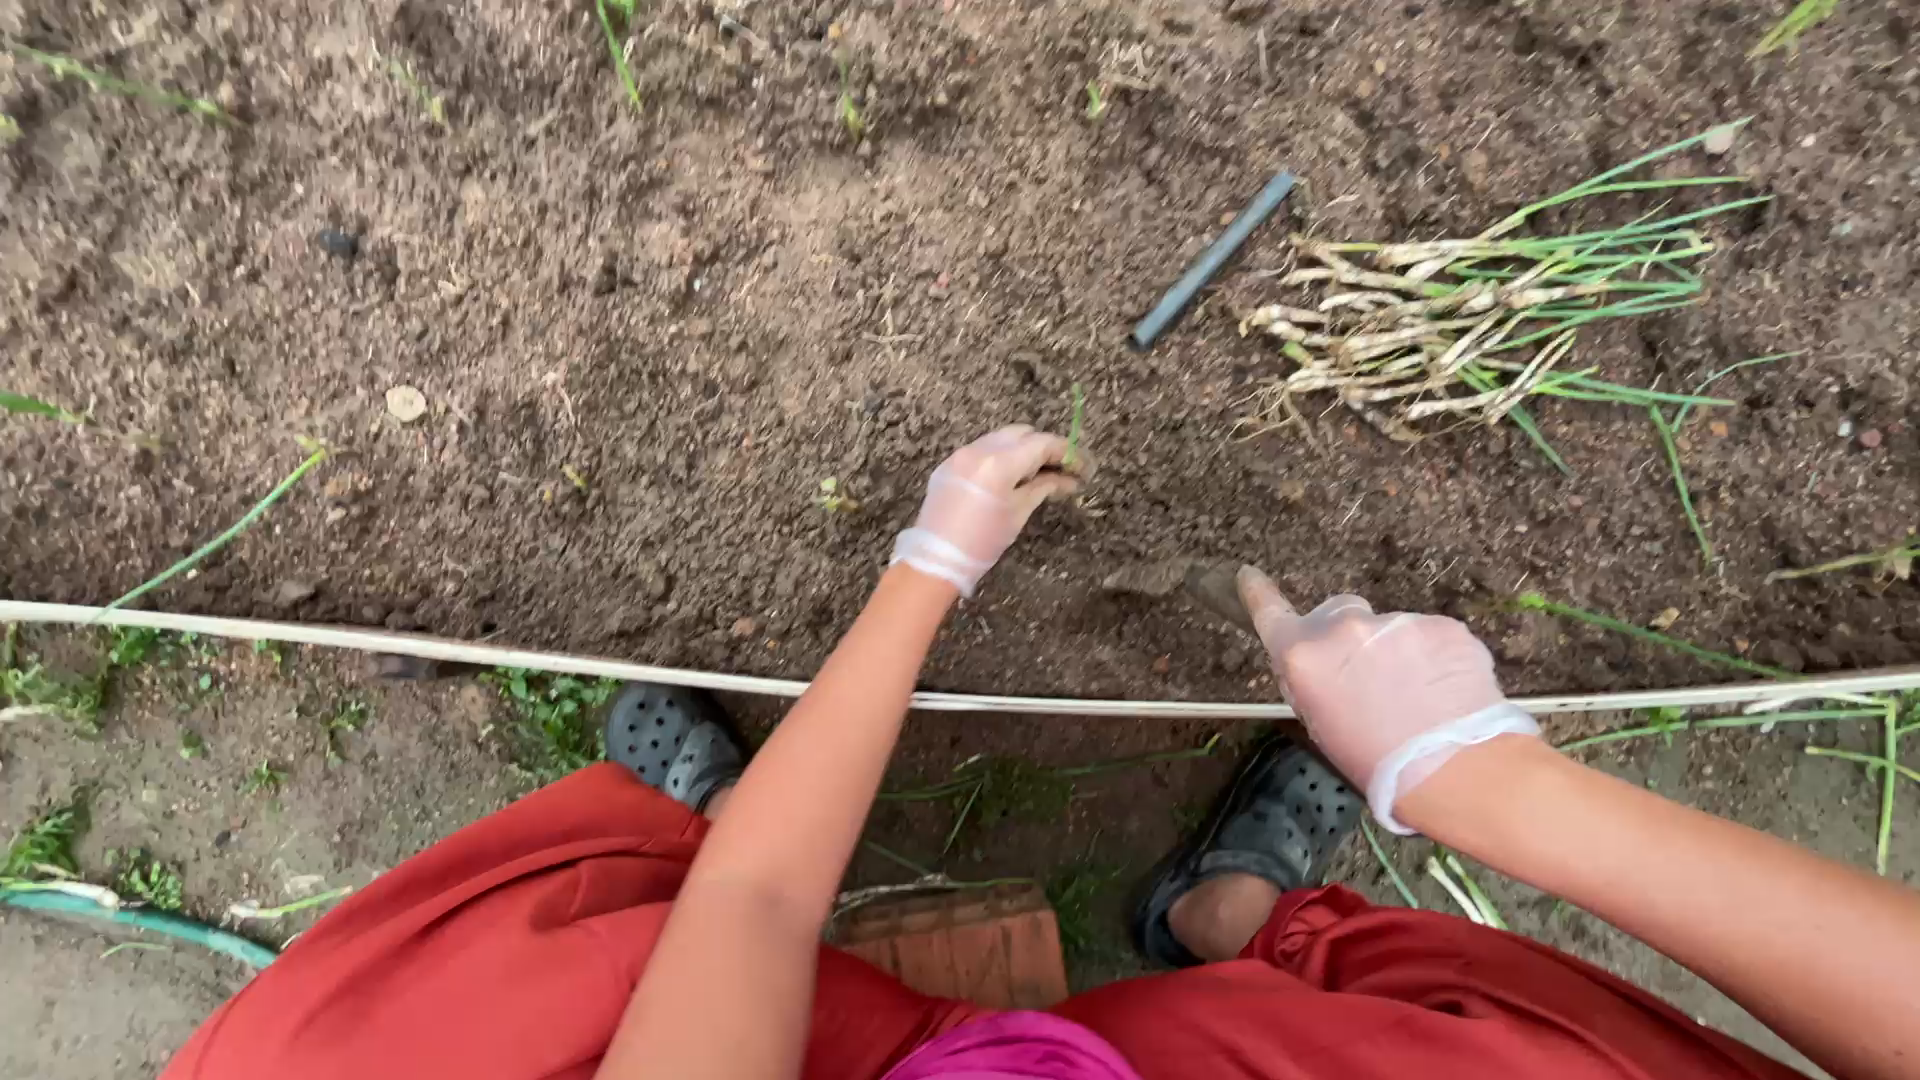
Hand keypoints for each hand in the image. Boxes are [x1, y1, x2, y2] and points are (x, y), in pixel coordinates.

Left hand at [890, 424, 1089, 595]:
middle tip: (1061, 470)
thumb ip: (1043, 487)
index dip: (1066, 452)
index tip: (1082, 467)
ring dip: (1022, 450)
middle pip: (1021, 433)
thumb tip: (1068, 480)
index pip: (1041, 443)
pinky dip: (1000, 456)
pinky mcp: (949, 464)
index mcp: (998, 463)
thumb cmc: (982, 542)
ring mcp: (961, 455)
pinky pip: (982, 450)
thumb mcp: (1018, 513)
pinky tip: (1010, 478)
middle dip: (1043, 447)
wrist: (936, 559)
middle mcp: (978, 450)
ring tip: (1037, 475)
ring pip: (1000, 439)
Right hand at [1235, 565, 1539, 833]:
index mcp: (1303, 656)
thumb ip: (1310, 678)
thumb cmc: (1375, 761)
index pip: (1269, 611)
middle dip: (1346, 635)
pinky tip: (1445, 690)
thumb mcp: (1319, 722)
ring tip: (1416, 695)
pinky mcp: (1442, 626)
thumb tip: (1318, 663)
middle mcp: (1342, 629)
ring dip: (1394, 651)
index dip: (1257, 592)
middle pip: (1337, 613)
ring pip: (1388, 628)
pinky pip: (1429, 635)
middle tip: (1367, 675)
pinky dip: (1434, 657)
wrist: (1457, 771)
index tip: (1247, 574)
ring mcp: (1395, 622)